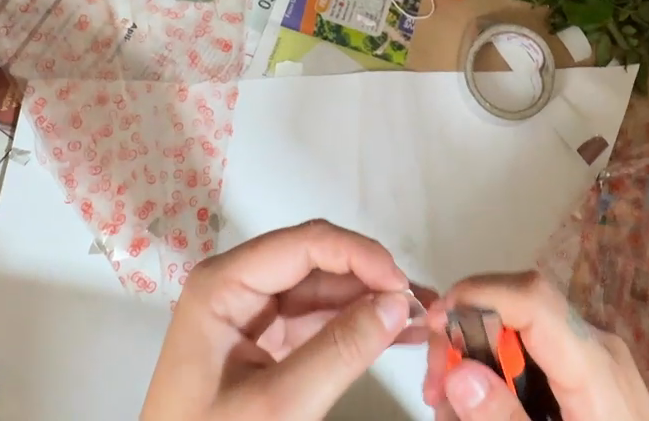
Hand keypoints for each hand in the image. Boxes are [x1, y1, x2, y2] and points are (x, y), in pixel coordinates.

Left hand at [141, 220, 427, 420]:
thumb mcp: (277, 406)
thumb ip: (339, 351)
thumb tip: (399, 302)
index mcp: (225, 283)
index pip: (306, 244)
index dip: (360, 256)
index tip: (403, 287)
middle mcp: (238, 285)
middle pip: (318, 263)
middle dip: (371, 279)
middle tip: (423, 302)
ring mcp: (252, 315)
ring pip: (325, 291)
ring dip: (372, 303)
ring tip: (423, 317)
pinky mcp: (266, 345)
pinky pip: (319, 322)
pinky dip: (357, 327)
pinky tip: (398, 333)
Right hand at [422, 271, 648, 420]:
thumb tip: (457, 373)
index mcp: (595, 364)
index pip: (533, 298)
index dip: (478, 294)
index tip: (434, 324)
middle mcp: (598, 346)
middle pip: (519, 309)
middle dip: (468, 338)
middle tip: (435, 391)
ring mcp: (597, 357)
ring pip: (521, 332)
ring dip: (479, 361)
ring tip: (452, 413)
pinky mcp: (591, 374)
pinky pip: (538, 354)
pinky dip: (503, 375)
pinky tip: (487, 411)